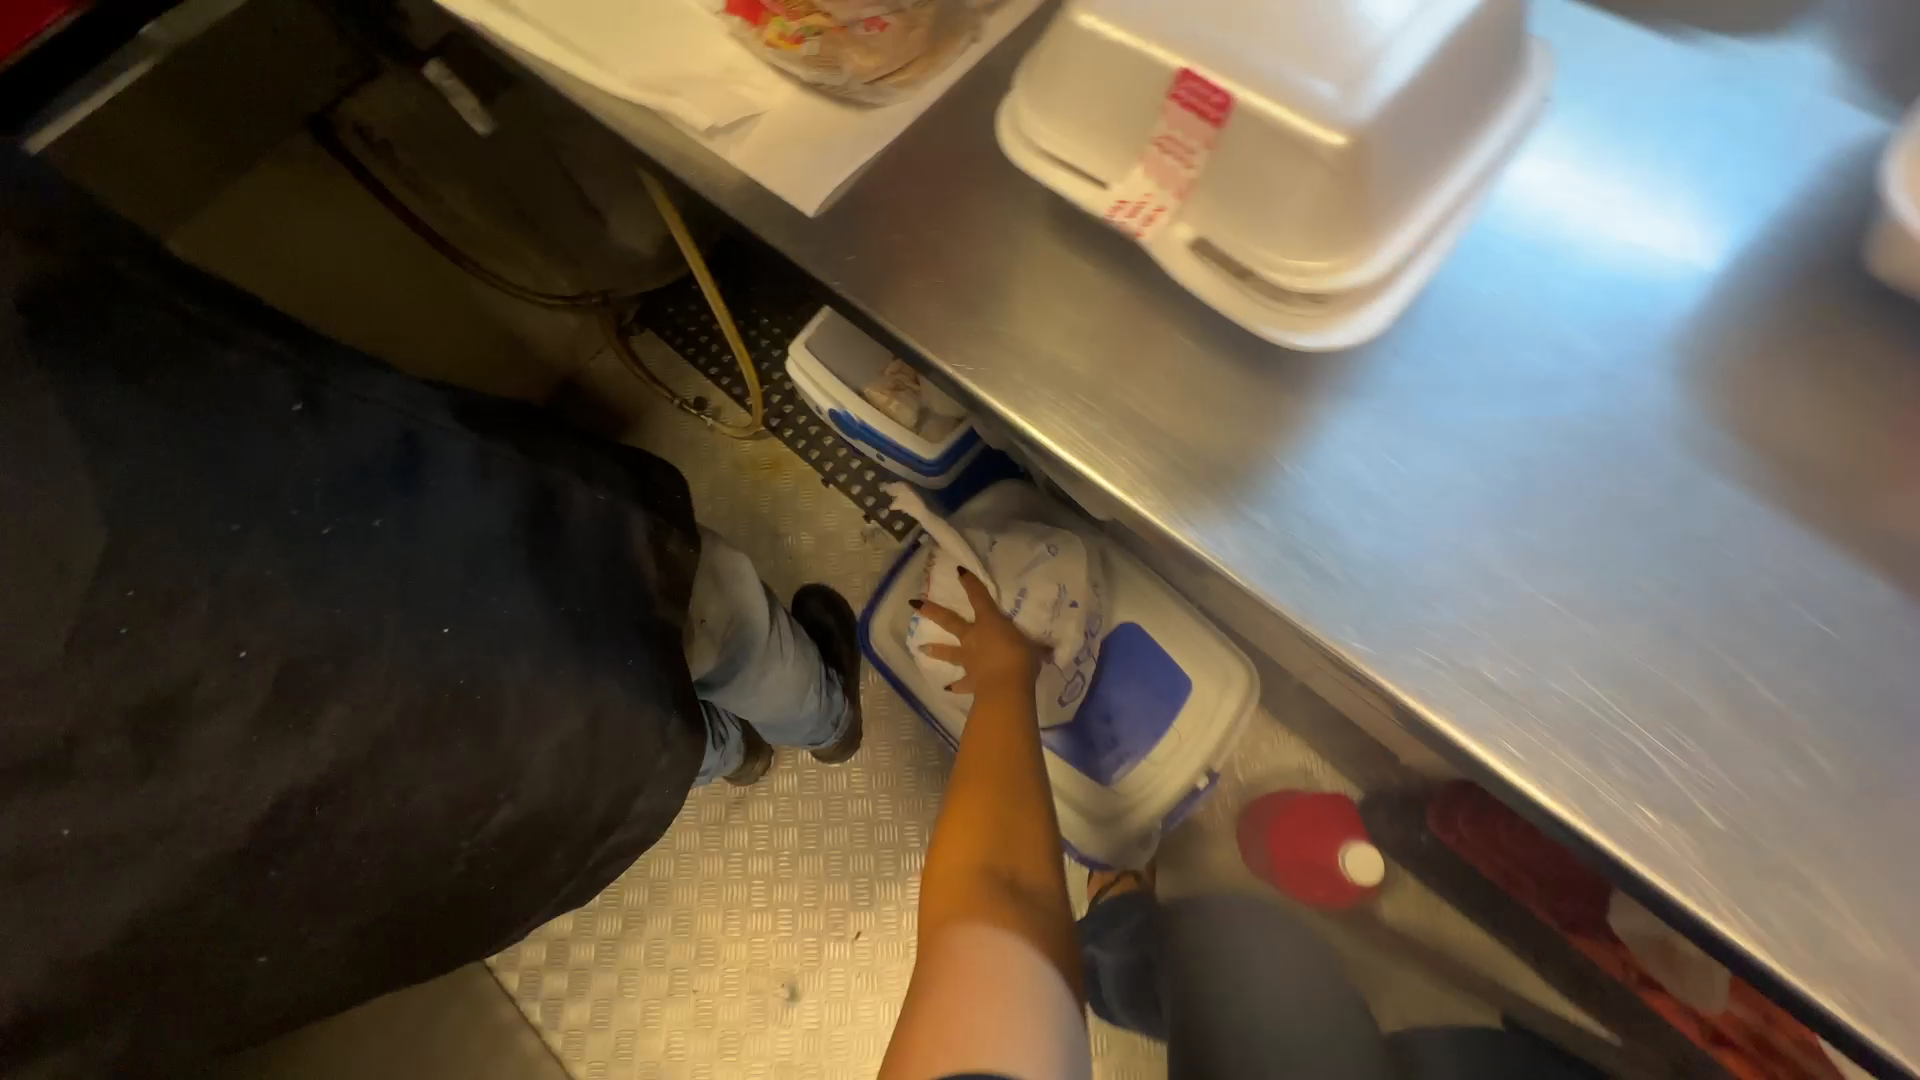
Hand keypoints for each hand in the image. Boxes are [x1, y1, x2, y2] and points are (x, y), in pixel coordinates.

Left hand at [912, 566, 1044, 694]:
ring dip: (935, 650)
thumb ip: (1037, 647)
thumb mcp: (1035, 648)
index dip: (970, 584)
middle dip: (932, 611)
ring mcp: (968, 659)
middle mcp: (973, 638)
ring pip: (948, 652)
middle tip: (914, 603)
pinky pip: (961, 683)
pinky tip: (947, 688)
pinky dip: (955, 685)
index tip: (959, 572)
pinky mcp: (969, 681)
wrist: (1007, 687)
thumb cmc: (1021, 659)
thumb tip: (1049, 650)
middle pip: (949, 621)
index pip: (979, 598)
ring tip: (920, 648)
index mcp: (989, 623)